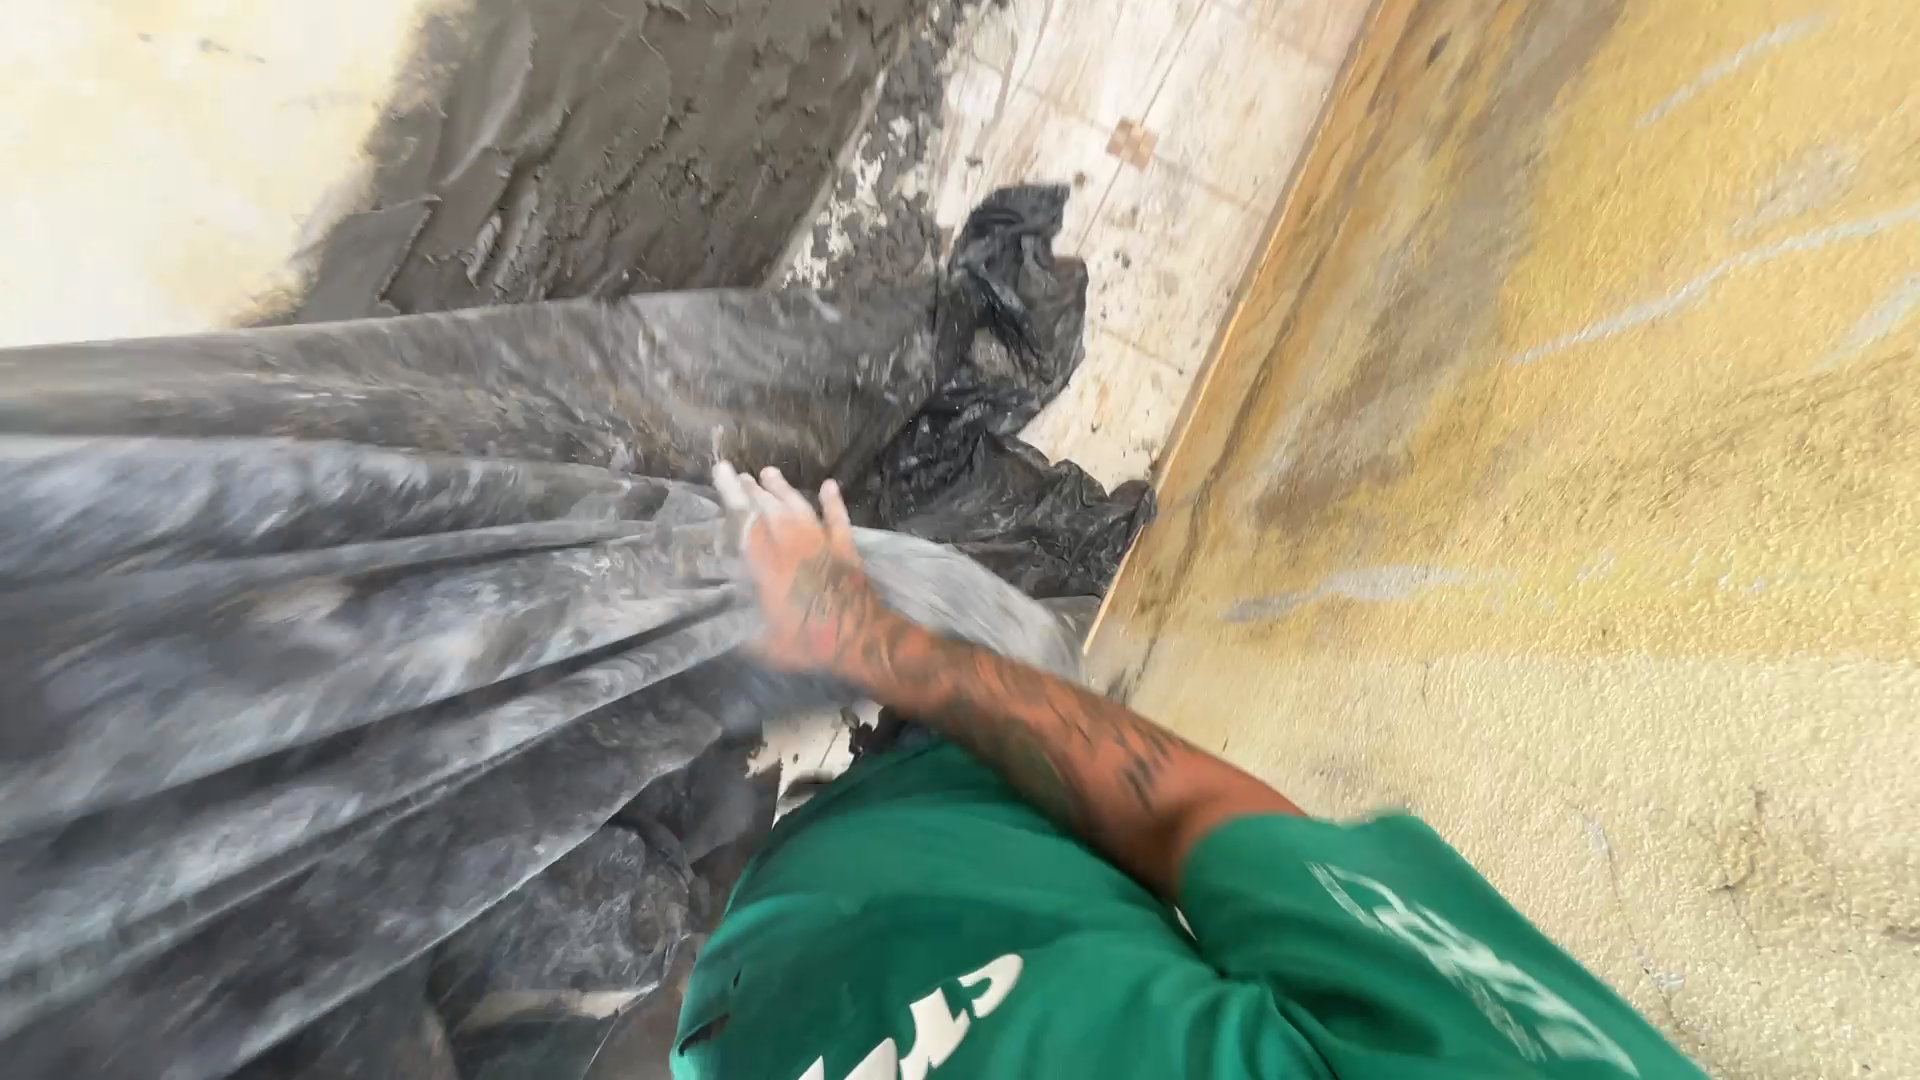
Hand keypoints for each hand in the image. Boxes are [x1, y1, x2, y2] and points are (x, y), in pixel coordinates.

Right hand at [712, 462, 883, 673]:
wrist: (861, 640)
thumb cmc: (809, 644)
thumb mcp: (762, 645)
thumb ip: (738, 631)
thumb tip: (718, 621)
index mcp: (768, 567)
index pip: (745, 522)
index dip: (732, 495)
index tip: (722, 471)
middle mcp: (794, 547)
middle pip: (771, 510)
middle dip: (753, 490)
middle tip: (740, 476)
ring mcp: (823, 545)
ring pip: (800, 508)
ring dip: (784, 490)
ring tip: (769, 473)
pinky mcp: (847, 549)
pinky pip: (838, 519)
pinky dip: (833, 502)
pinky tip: (830, 485)